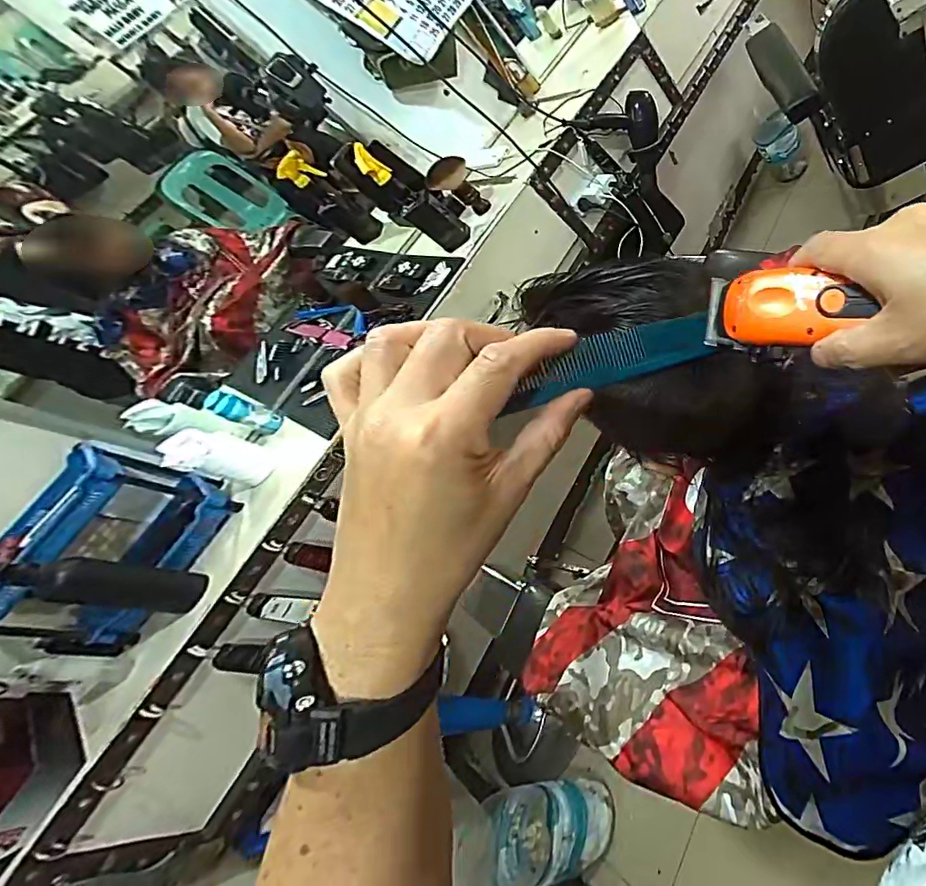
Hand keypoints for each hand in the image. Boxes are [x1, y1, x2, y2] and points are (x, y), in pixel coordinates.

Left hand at [312, 320, 589, 696]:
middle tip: (523, 359)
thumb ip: (549, 432)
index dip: (539, 342)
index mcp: (445, 432)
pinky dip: (380, 355)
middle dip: (495, 335)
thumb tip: (578, 396)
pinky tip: (410, 367)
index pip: (499, 360)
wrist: (388, 592)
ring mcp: (366, 417)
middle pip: (447, 335)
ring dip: (438, 333)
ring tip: (469, 353)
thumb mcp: (512, 488)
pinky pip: (347, 369)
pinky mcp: (348, 427)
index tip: (563, 340)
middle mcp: (399, 414)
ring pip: (392, 338)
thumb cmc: (449, 550)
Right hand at [792, 205, 925, 368]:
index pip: (811, 251)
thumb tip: (820, 353)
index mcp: (871, 248)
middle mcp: (900, 223)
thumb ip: (850, 349)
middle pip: (853, 254)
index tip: (794, 309)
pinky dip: (923, 275)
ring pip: (894, 253)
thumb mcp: (903, 344)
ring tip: (919, 325)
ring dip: (887, 285)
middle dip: (846, 293)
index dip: (793, 280)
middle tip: (862, 332)